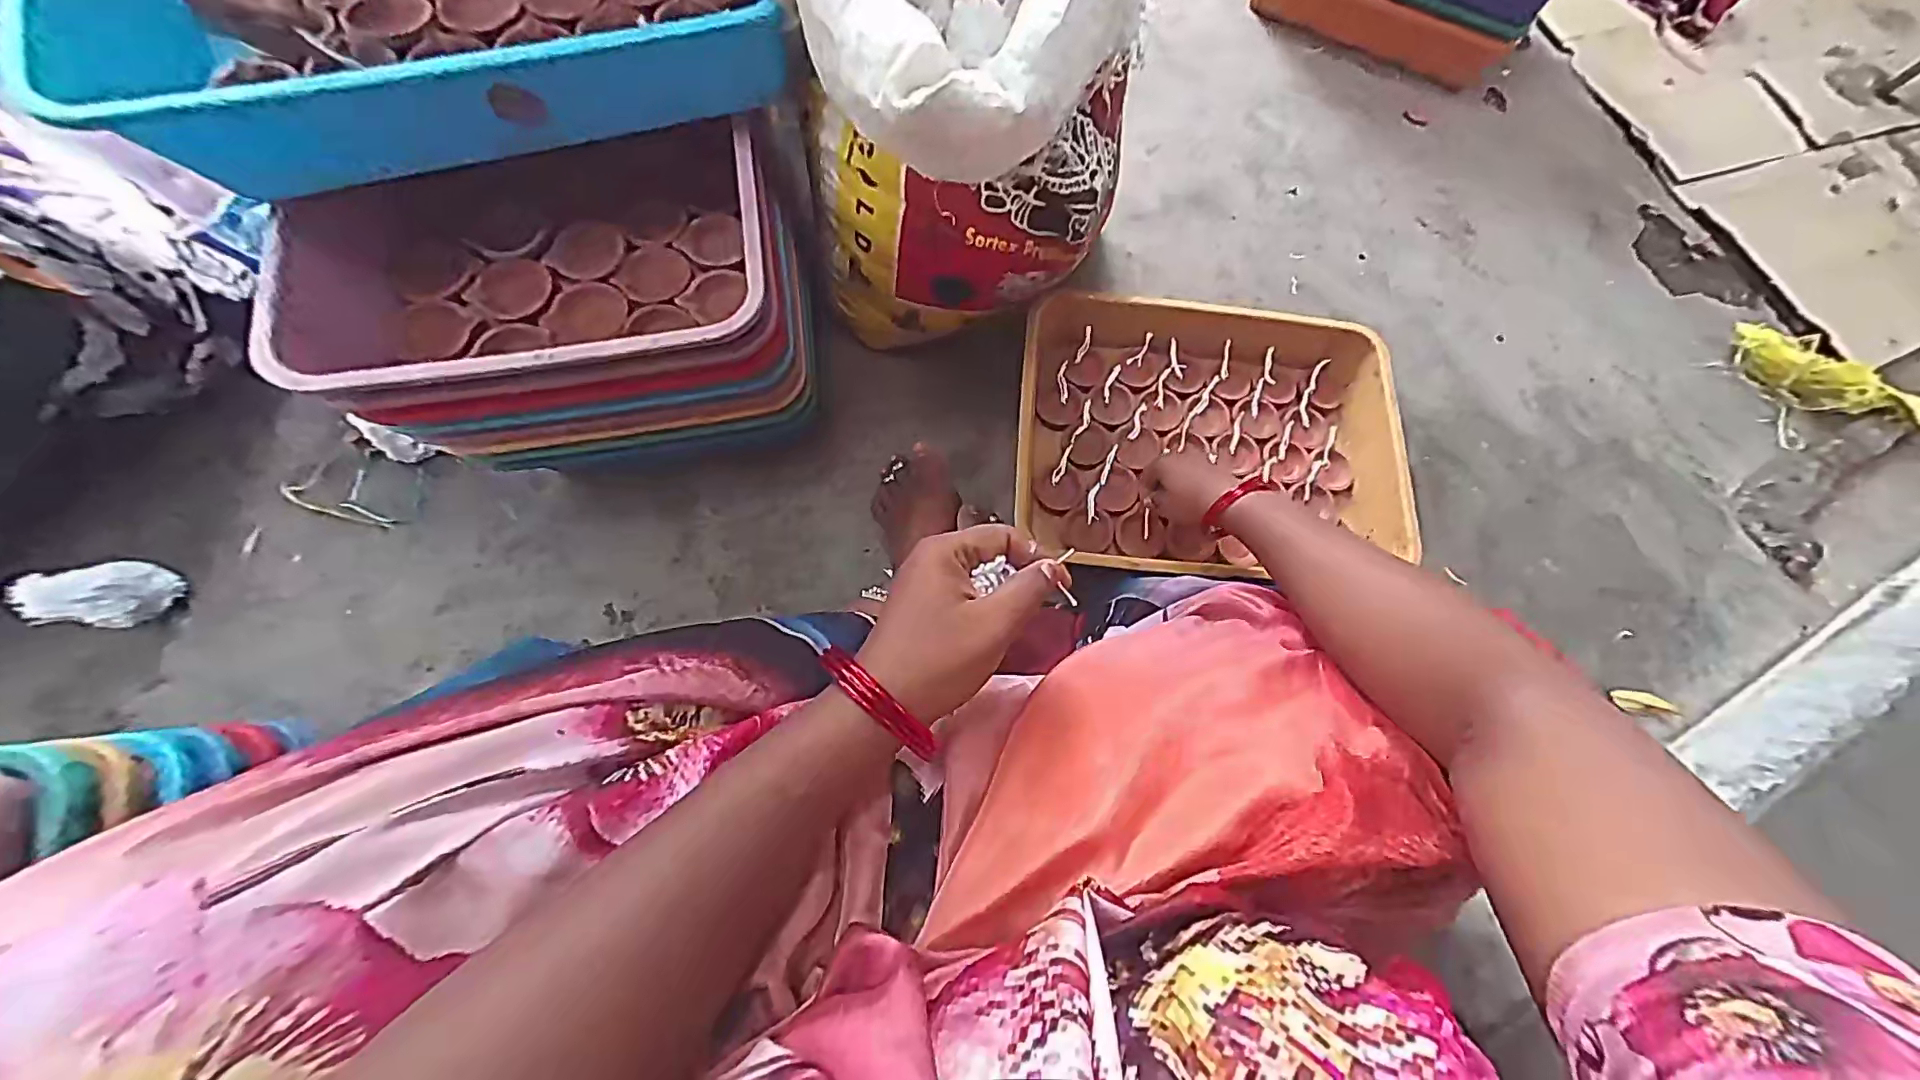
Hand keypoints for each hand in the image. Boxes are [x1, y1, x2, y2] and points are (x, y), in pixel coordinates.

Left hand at [856, 524, 1069, 720]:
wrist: (883, 703)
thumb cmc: (937, 662)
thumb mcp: (994, 624)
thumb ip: (1029, 589)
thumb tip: (1051, 568)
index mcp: (943, 550)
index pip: (1004, 536)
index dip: (1037, 557)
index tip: (1060, 585)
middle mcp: (928, 559)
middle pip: (989, 555)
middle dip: (1019, 580)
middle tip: (1040, 609)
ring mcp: (920, 583)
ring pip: (977, 579)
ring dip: (1001, 599)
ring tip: (1015, 626)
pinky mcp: (918, 607)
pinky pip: (961, 597)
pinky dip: (981, 611)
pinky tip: (989, 636)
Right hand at [1144, 445, 1241, 526]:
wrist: (1228, 501)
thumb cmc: (1188, 504)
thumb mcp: (1164, 508)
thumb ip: (1155, 501)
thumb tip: (1154, 497)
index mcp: (1161, 462)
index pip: (1146, 474)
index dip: (1145, 489)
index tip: (1148, 501)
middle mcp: (1178, 454)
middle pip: (1165, 467)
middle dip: (1163, 481)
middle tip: (1163, 498)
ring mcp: (1199, 457)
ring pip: (1183, 468)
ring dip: (1180, 480)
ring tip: (1181, 497)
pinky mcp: (1216, 464)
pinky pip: (1198, 472)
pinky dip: (1195, 481)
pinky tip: (1197, 494)